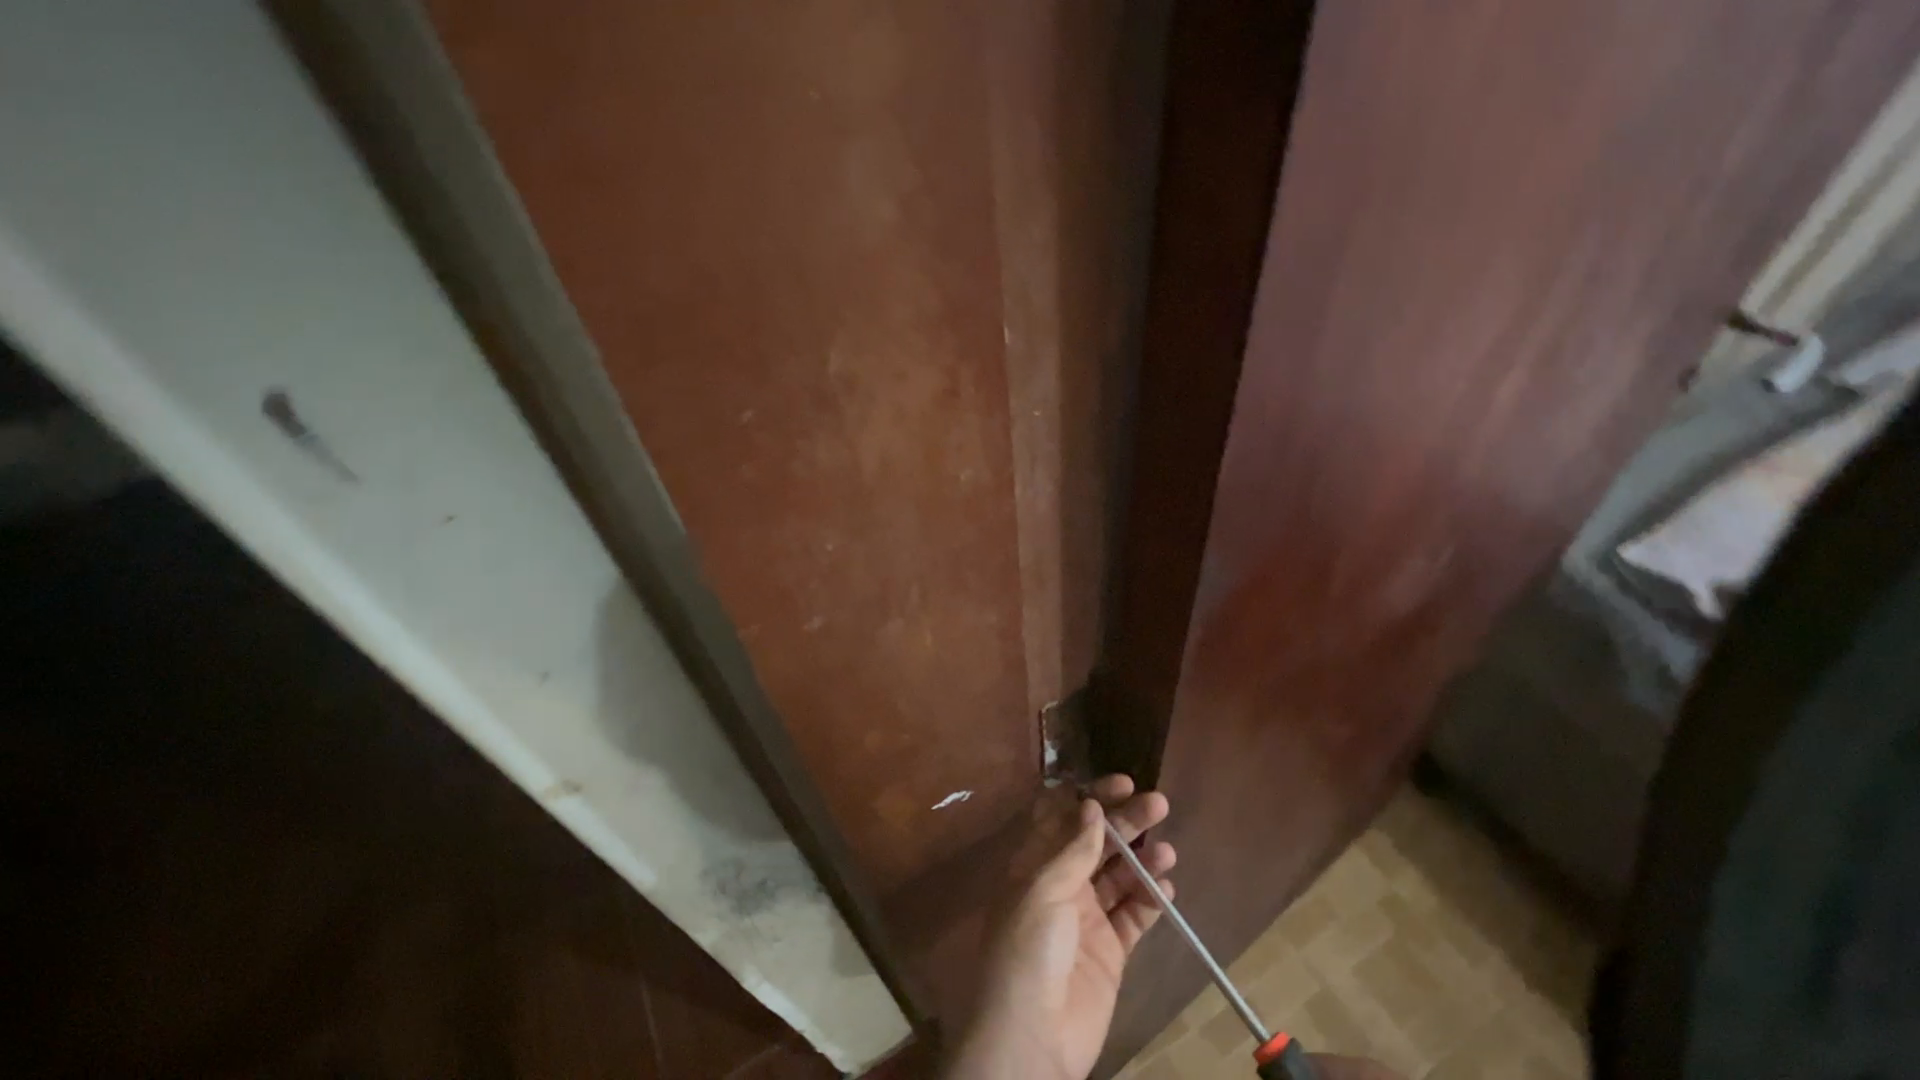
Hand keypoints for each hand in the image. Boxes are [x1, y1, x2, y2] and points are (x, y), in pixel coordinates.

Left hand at [945, 775, 1174, 1079]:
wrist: (1033, 1034)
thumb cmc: (1027, 951)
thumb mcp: (1042, 891)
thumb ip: (1071, 850)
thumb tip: (1091, 805)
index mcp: (1032, 866)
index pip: (1061, 818)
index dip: (1089, 797)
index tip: (1121, 782)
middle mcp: (1059, 886)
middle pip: (1097, 843)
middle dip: (1126, 822)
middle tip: (1159, 803)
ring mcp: (1086, 918)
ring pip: (1120, 877)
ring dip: (1143, 859)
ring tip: (1167, 849)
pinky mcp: (1111, 950)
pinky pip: (1135, 915)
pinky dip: (1151, 899)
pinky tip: (1167, 886)